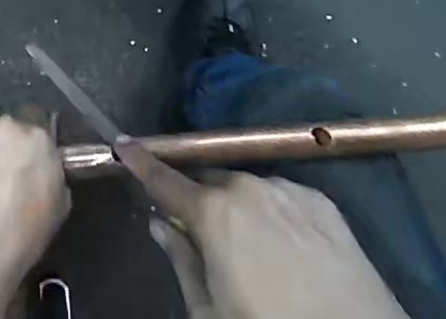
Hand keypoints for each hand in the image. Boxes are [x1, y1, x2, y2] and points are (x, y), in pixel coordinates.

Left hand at [0, 116, 69, 293]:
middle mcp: (9, 125)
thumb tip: (43, 170)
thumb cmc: (23, 235)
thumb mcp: (58, 206)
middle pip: (4, 131)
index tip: (19, 167)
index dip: (25, 149)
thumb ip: (52, 175)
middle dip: (0, 150)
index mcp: (38, 138)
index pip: (34, 129)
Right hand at [117, 140, 406, 318]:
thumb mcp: (210, 313)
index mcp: (214, 212)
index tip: (122, 144)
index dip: (139, 161)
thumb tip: (161, 226)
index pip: (165, 178)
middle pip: (210, 183)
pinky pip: (283, 198)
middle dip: (200, 200)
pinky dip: (274, 214)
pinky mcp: (323, 201)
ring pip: (248, 190)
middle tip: (202, 235)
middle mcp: (249, 186)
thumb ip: (182, 261)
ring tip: (255, 252)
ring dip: (240, 208)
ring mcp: (288, 189)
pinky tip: (289, 252)